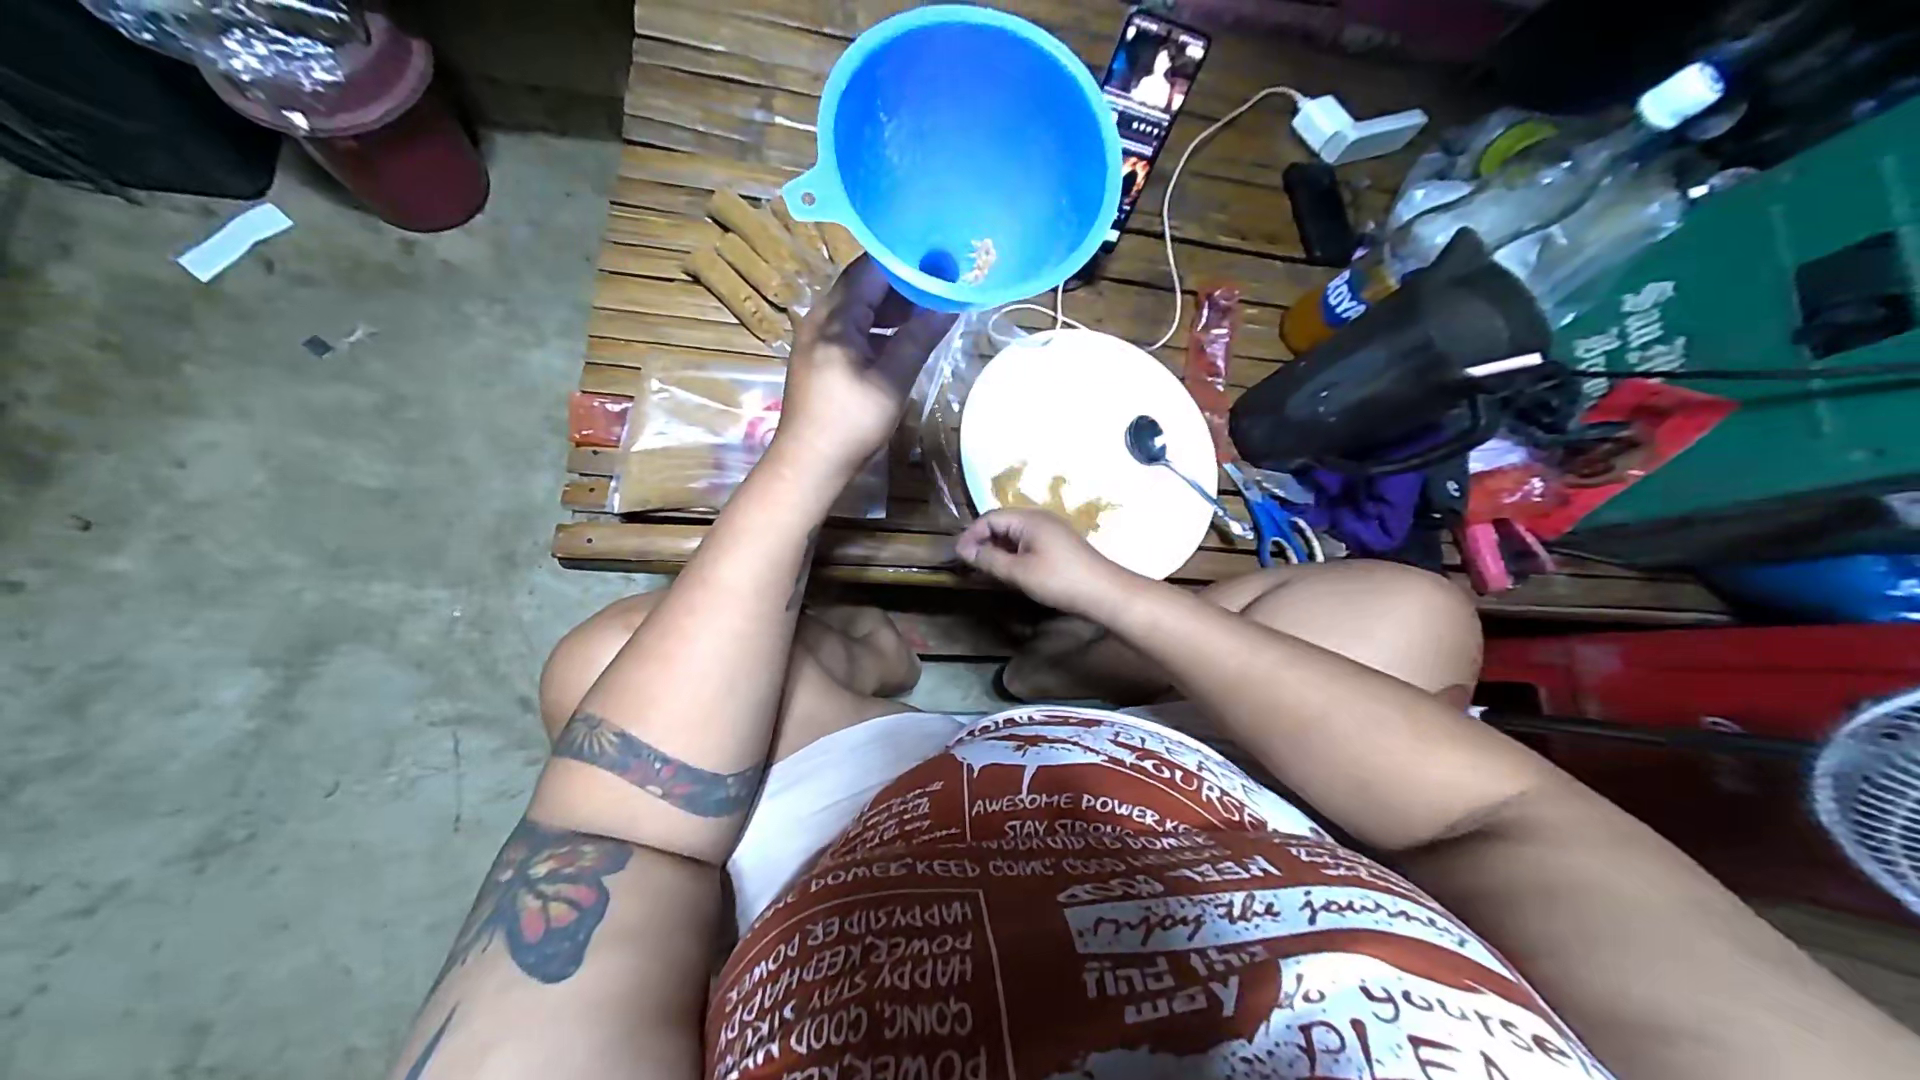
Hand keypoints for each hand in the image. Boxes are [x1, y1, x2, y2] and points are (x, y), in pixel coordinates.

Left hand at [774, 256, 957, 476]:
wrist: (809, 464)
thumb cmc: (850, 424)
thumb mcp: (891, 382)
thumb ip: (918, 339)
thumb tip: (949, 306)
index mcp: (835, 317)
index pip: (872, 269)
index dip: (907, 262)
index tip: (941, 261)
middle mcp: (821, 318)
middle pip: (864, 285)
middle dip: (904, 283)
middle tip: (943, 285)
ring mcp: (817, 338)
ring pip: (859, 308)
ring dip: (893, 307)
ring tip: (931, 310)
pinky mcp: (820, 357)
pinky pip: (853, 328)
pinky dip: (879, 327)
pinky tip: (905, 338)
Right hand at [955, 509, 1137, 615]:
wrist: (1103, 593)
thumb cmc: (1058, 580)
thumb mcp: (1018, 572)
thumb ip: (988, 559)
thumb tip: (964, 550)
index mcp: (1029, 519)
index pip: (990, 517)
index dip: (971, 535)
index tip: (958, 556)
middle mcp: (1039, 518)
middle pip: (1001, 523)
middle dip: (982, 541)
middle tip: (968, 563)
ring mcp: (1050, 531)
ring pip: (1014, 534)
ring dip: (996, 548)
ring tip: (984, 569)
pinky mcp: (1057, 545)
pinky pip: (1027, 542)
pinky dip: (1012, 553)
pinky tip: (1008, 570)